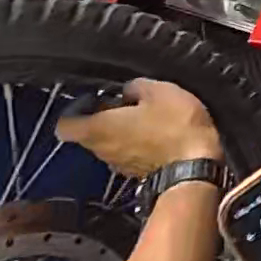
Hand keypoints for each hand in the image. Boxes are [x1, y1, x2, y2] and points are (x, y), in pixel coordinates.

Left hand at [54, 79, 222, 176]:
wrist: (196, 166)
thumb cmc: (174, 125)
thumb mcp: (160, 91)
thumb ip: (136, 87)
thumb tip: (128, 92)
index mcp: (99, 128)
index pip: (64, 125)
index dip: (75, 110)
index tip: (95, 99)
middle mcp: (101, 150)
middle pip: (88, 134)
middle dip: (103, 119)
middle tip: (128, 105)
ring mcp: (119, 165)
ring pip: (108, 145)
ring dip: (121, 133)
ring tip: (148, 118)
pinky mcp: (137, 173)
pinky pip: (128, 156)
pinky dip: (137, 146)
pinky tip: (160, 135)